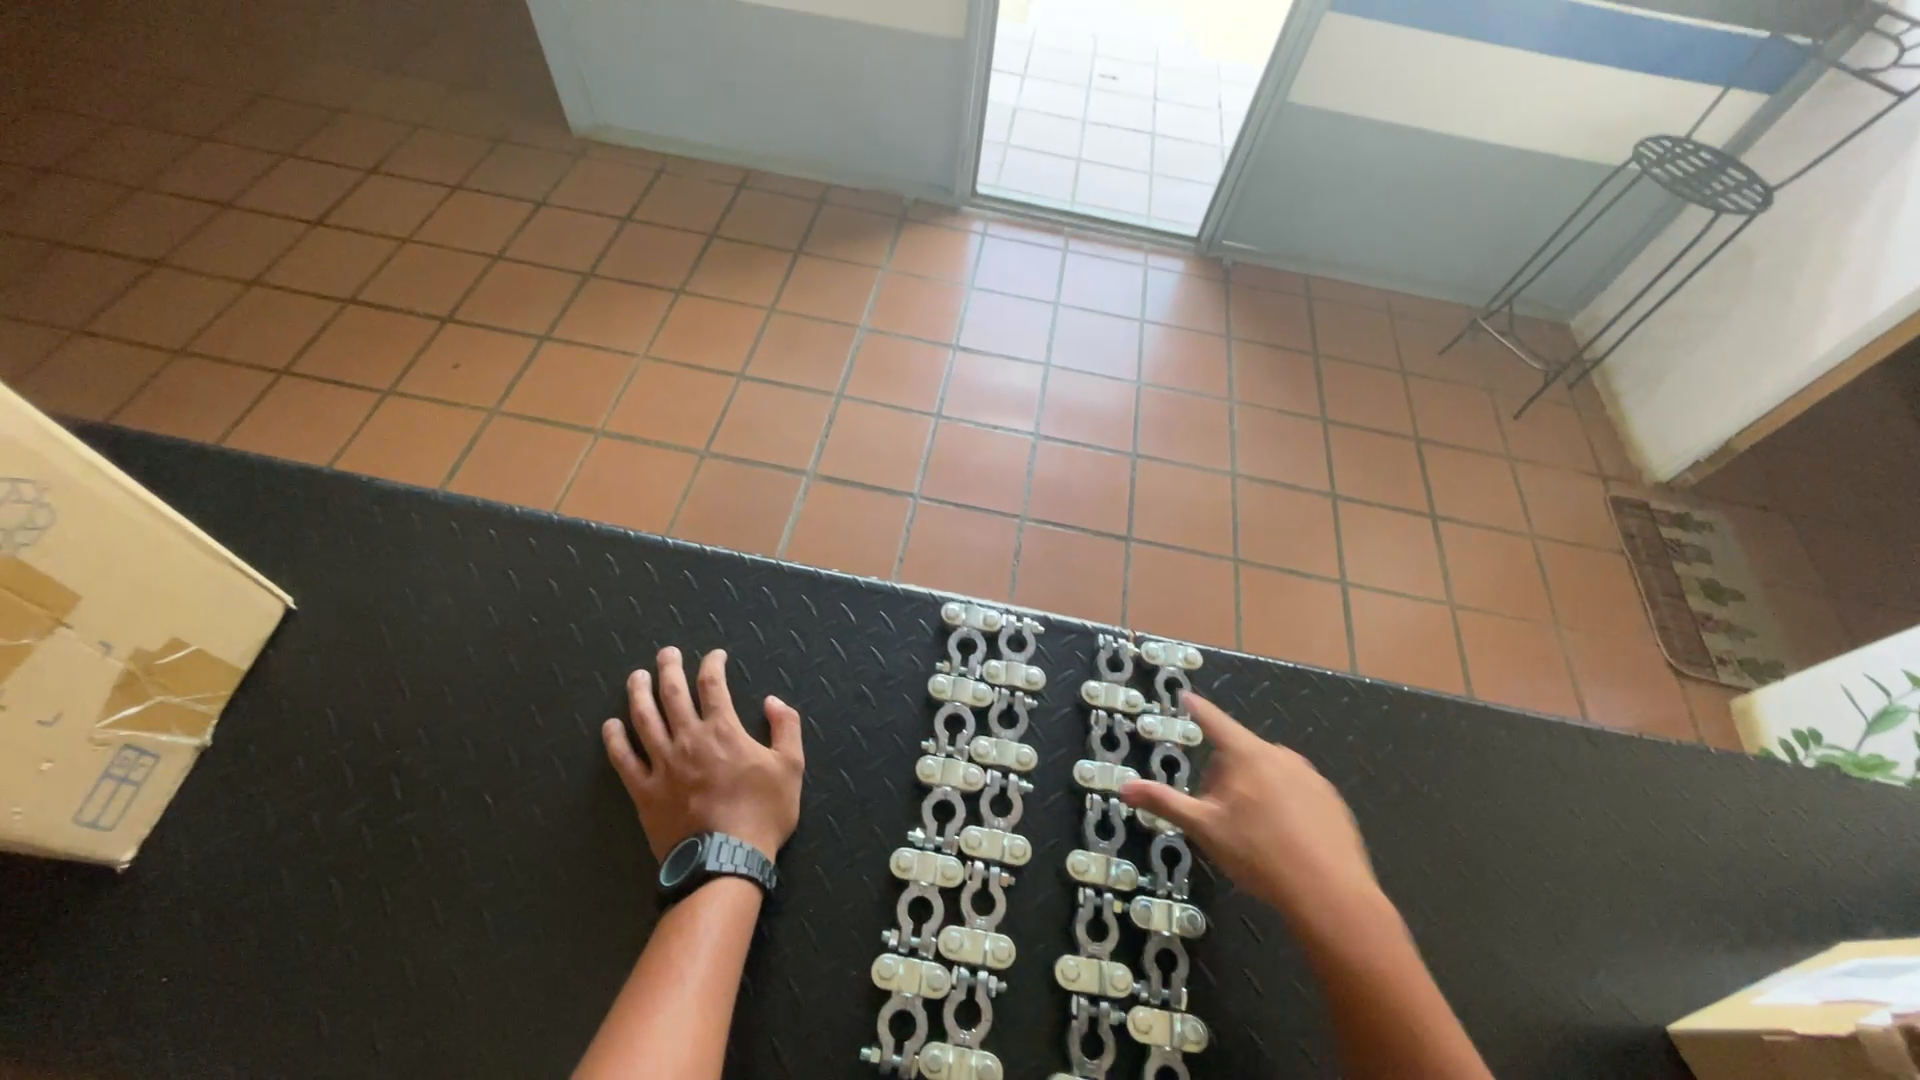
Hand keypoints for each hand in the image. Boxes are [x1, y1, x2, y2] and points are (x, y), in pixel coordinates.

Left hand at [601, 646, 804, 860]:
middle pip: (672, 694)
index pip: (713, 685)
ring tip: (637, 677)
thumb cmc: (763, 813)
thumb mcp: (791, 767)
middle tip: (666, 653)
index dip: (712, 665)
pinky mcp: (644, 792)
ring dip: (638, 693)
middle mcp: (688, 739)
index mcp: (723, 731)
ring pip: (644, 719)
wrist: (726, 859)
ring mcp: (662, 765)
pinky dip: (615, 740)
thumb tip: (773, 701)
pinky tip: (610, 725)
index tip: (714, 656)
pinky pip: (623, 760)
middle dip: (669, 668)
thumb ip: (786, 728)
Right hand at [1119, 693, 1379, 924]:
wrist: (1328, 892)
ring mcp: (1310, 776)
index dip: (1197, 709)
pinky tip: (1282, 838)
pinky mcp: (1331, 800)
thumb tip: (1123, 787)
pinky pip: (1296, 790)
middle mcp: (1280, 756)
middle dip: (1223, 775)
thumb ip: (1164, 803)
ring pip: (1268, 772)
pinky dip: (1283, 803)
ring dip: (1253, 788)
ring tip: (1251, 831)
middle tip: (1217, 814)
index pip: (1214, 722)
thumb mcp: (1203, 829)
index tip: (1186, 697)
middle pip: (1239, 753)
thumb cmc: (1258, 854)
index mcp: (1246, 755)